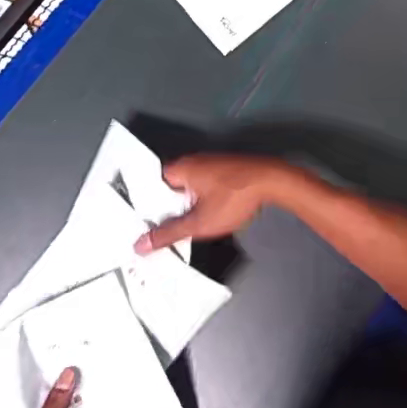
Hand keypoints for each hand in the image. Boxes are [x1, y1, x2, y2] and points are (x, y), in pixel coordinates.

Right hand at [135, 155, 307, 253]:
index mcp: (180, 168)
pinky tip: (196, 220)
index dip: (141, 205)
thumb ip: (169, 234)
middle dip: (161, 210)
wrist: (272, 182)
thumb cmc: (233, 199)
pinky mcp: (223, 172)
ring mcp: (209, 166)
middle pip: (166, 189)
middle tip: (149, 233)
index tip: (133, 225)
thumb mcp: (199, 223)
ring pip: (185, 190)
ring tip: (171, 231)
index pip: (149, 185)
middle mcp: (192, 162)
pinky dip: (195, 203)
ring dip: (180, 208)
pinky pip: (200, 188)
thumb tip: (139, 245)